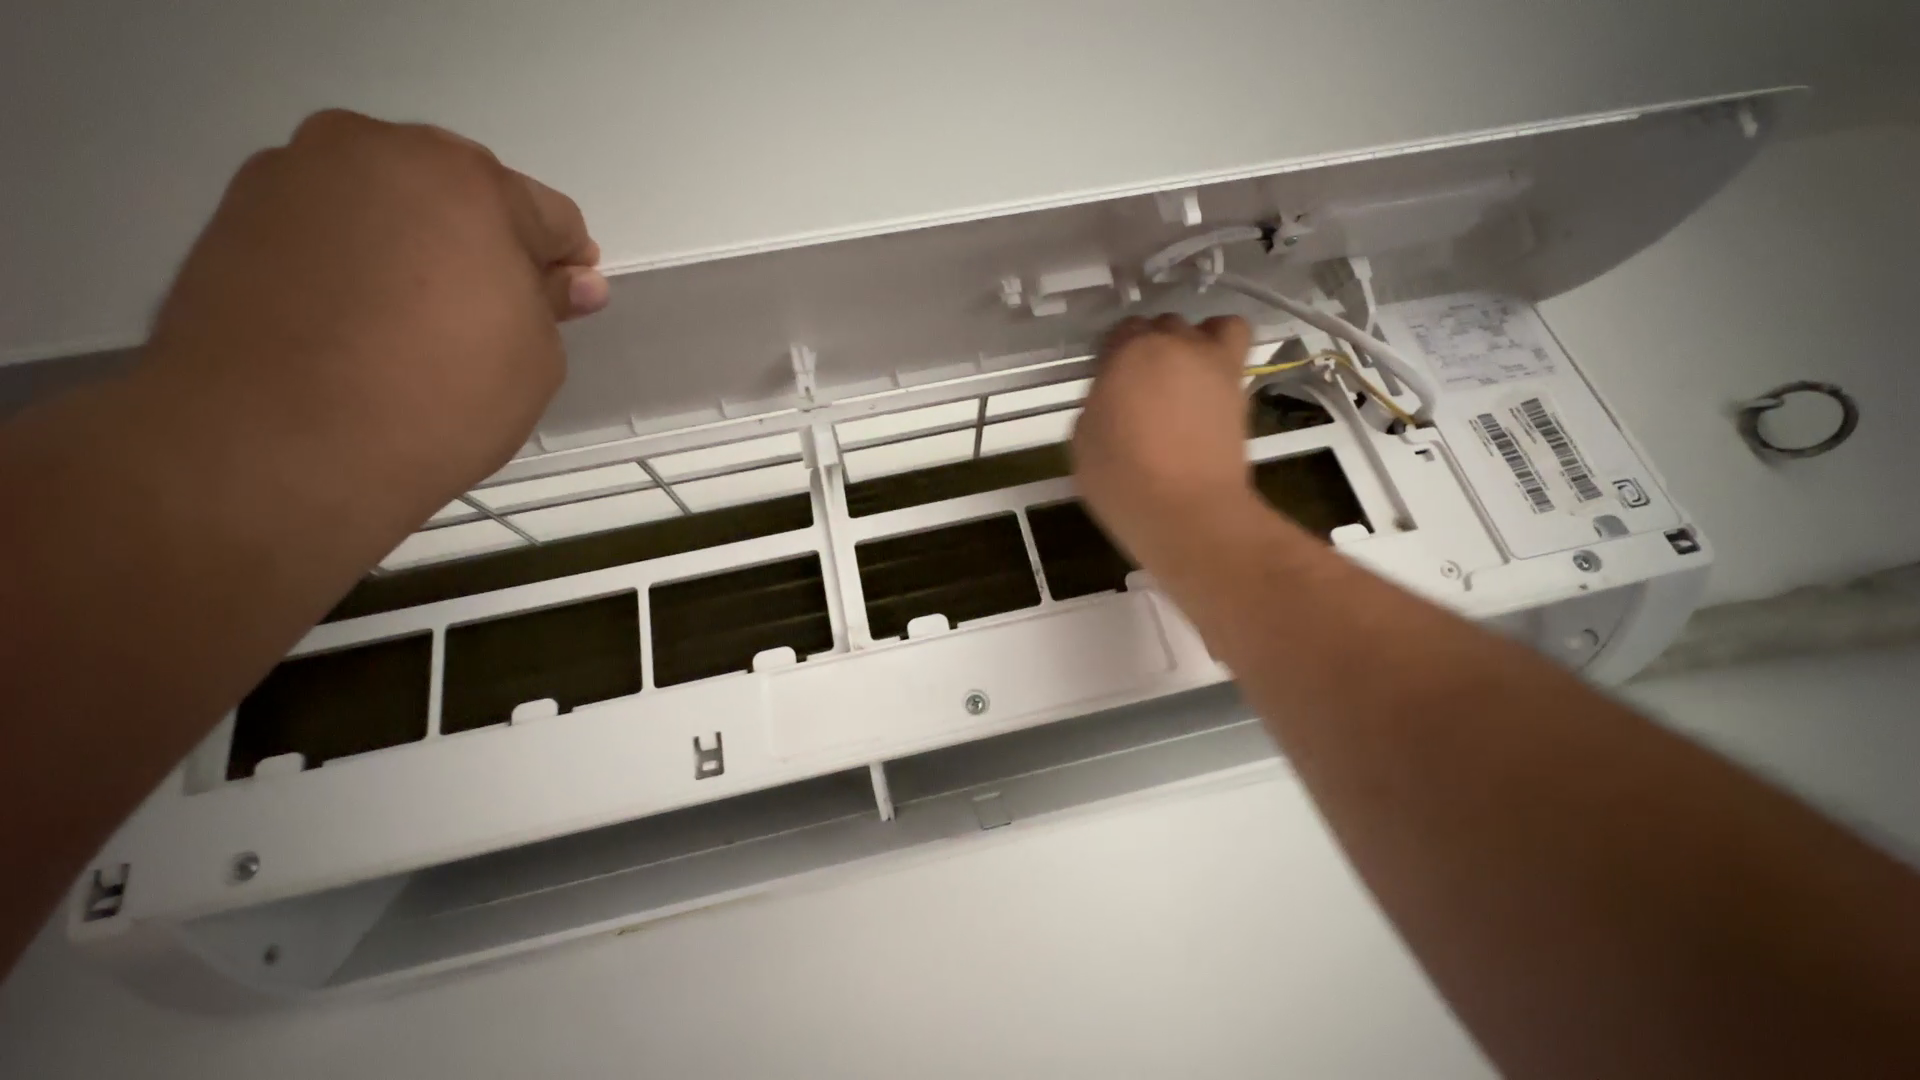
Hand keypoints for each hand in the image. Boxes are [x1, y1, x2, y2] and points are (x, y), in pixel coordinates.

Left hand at [143, 109, 607, 514]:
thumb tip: (572, 282)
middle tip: (484, 318)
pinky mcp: (235, 212)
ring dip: (416, 246)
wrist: (276, 443)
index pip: (550, 217)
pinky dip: (355, 259)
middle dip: (486, 245)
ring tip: (411, 324)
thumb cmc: (439, 399)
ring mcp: (295, 174)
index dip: (564, 268)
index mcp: (468, 180)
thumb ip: (553, 304)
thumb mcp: (535, 359)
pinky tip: (356, 322)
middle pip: (464, 193)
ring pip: (390, 202)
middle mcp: (377, 150)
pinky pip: (329, 226)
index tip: (558, 311)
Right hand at [1072, 314, 1266, 567]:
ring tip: (1183, 377)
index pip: (1119, 332)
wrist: (1186, 510)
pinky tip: (1209, 384)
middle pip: (1162, 327)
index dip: (1112, 357)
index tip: (1109, 385)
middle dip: (1150, 350)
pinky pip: (1235, 348)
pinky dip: (1224, 354)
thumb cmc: (1122, 478)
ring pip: (1206, 328)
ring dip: (1192, 343)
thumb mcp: (1083, 439)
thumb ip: (1098, 403)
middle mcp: (1173, 344)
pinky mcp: (1241, 387)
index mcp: (1128, 352)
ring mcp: (1213, 363)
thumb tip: (1113, 398)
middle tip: (1141, 389)